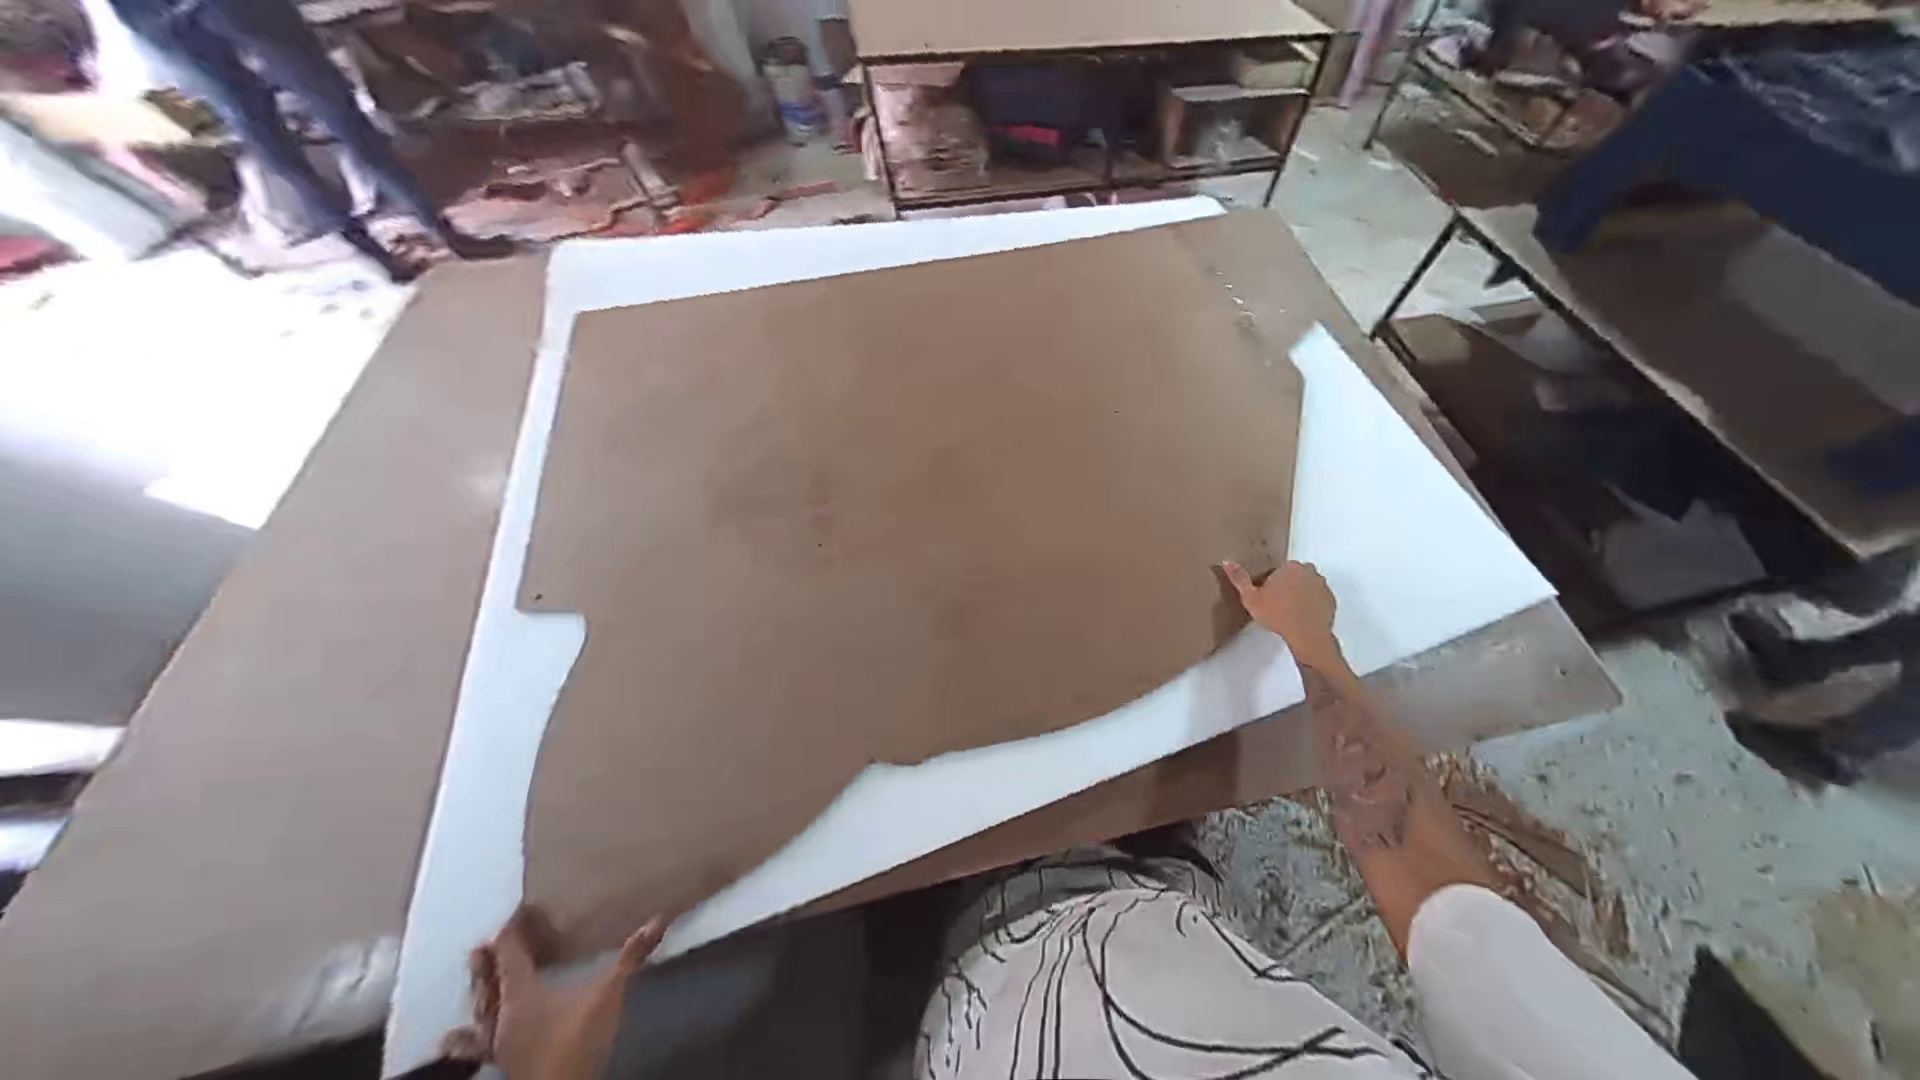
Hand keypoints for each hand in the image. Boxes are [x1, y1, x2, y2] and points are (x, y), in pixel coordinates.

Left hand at [442, 906, 667, 1079]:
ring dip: (479, 988)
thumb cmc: (576, 1045)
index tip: (520, 910)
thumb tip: (659, 919)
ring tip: (473, 971)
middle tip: (486, 940)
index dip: (513, 931)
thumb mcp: (609, 996)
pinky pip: (476, 1046)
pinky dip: (464, 1038)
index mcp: (521, 994)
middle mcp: (500, 1016)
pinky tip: (452, 1040)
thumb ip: (631, 958)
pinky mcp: (500, 1065)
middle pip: (489, 981)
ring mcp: (496, 1045)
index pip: (510, 954)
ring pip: (480, 1010)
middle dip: (489, 959)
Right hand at [1221, 560, 1342, 670]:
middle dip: (1286, 585)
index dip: (1269, 582)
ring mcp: (1322, 586)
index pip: (1277, 569)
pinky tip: (1299, 616)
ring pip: (1306, 586)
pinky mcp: (1331, 600)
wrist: (1307, 635)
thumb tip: (1226, 561)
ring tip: (1287, 611)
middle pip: (1293, 575)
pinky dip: (1309, 604)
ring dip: (1298, 594)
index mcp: (1290, 567)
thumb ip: (1239, 578)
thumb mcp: (1250, 598)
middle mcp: (1309, 572)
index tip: (1265, 595)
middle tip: (1274, 603)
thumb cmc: (1278, 614)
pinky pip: (1317, 598)